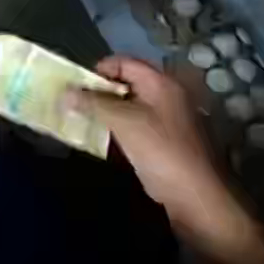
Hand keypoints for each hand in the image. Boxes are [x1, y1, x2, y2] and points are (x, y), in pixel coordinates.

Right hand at [74, 56, 263, 263]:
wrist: (198, 201)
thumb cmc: (162, 152)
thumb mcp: (124, 123)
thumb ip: (94, 104)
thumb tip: (65, 92)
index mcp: (161, 83)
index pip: (124, 62)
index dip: (98, 70)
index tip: (75, 86)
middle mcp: (167, 97)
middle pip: (127, 84)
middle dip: (99, 93)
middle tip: (74, 106)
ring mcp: (169, 122)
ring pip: (131, 109)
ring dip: (107, 114)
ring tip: (83, 124)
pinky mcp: (167, 146)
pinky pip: (137, 129)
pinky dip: (119, 132)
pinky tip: (104, 145)